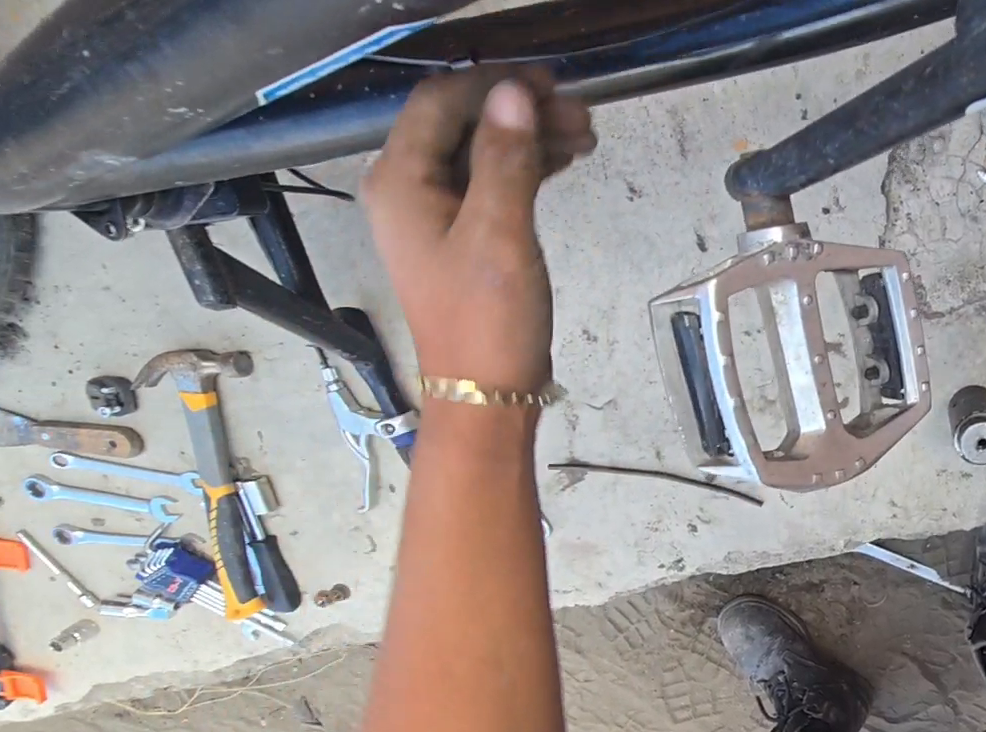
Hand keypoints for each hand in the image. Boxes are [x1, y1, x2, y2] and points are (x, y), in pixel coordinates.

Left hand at [363, 69, 595, 392]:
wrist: (488, 393)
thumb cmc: (488, 319)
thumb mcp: (500, 235)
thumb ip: (505, 160)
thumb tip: (515, 94)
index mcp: (401, 181)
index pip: (443, 103)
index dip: (495, 84)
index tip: (552, 84)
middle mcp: (409, 190)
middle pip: (464, 126)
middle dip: (521, 113)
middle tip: (580, 114)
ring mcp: (437, 216)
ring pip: (483, 156)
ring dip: (530, 140)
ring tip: (584, 137)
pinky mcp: (464, 240)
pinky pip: (492, 187)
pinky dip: (527, 171)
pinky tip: (562, 163)